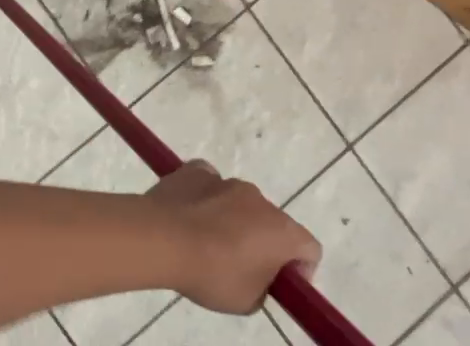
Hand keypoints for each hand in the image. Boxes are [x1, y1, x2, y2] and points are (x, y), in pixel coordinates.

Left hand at [146, 160, 321, 314]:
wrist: (160, 239)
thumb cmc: (212, 274)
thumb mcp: (249, 300)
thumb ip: (263, 286)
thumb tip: (255, 275)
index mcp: (282, 231)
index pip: (309, 249)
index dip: (300, 269)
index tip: (280, 283)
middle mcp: (257, 198)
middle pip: (272, 221)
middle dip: (263, 241)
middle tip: (240, 263)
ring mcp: (223, 180)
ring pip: (238, 201)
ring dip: (231, 216)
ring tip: (206, 238)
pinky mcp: (192, 170)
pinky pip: (207, 182)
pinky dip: (204, 194)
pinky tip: (189, 210)